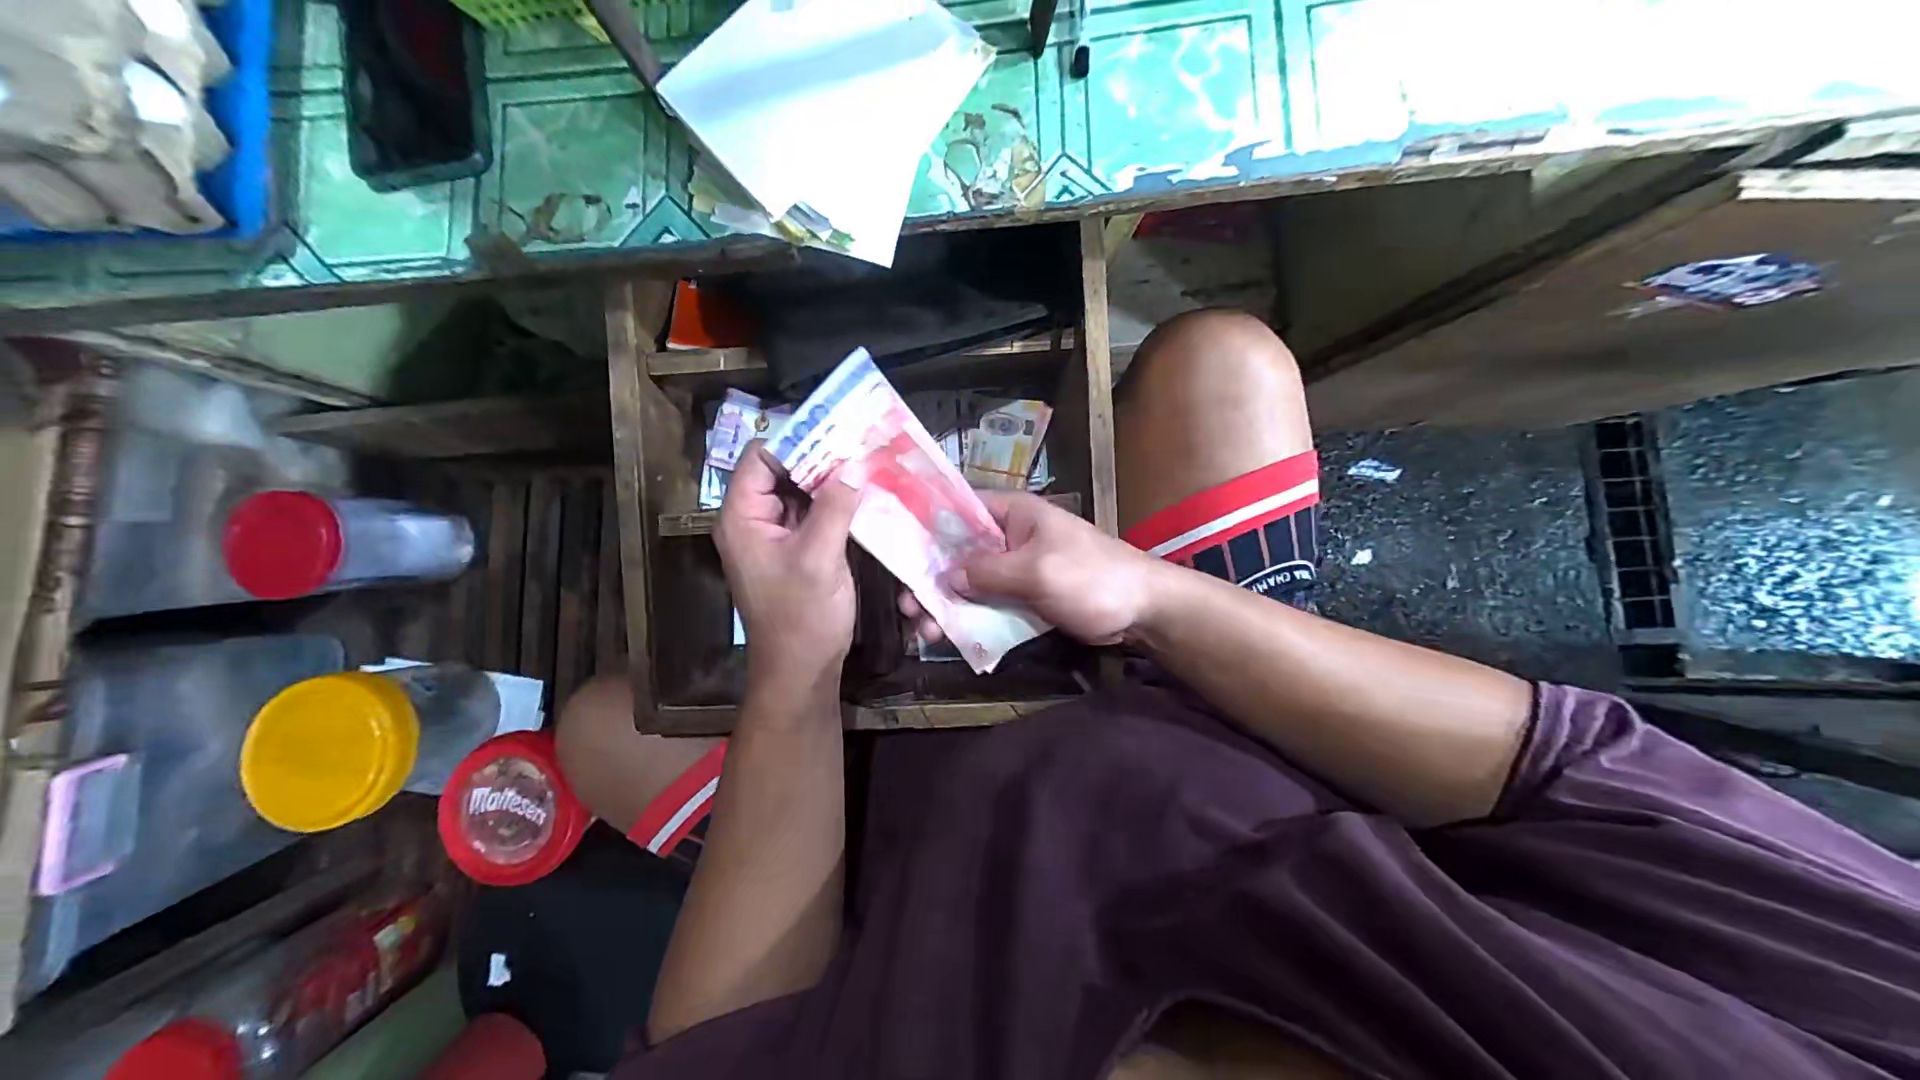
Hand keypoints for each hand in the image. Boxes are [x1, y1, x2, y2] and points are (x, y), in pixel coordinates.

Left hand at [715, 442, 862, 692]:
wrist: (801, 670)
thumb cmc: (801, 617)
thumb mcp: (819, 558)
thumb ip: (834, 507)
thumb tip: (853, 465)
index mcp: (743, 517)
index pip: (760, 458)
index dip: (796, 441)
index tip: (837, 431)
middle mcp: (754, 521)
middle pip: (782, 472)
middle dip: (820, 458)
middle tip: (860, 442)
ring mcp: (775, 536)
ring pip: (800, 493)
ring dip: (831, 481)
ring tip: (867, 462)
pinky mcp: (797, 550)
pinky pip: (812, 515)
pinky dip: (835, 504)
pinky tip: (863, 495)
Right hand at [900, 491, 1164, 646]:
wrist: (1142, 610)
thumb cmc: (1092, 578)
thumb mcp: (1037, 571)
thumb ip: (988, 572)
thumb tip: (945, 576)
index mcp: (1011, 513)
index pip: (957, 509)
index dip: (924, 527)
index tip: (896, 553)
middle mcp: (1007, 536)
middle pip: (956, 552)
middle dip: (930, 578)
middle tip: (908, 606)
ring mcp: (1015, 567)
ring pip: (968, 581)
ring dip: (944, 604)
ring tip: (924, 630)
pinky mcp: (1022, 595)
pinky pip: (987, 603)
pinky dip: (967, 617)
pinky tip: (947, 636)